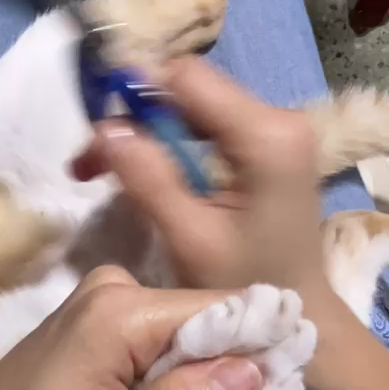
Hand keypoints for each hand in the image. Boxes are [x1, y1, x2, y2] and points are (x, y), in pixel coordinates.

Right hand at [72, 56, 327, 296]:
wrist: (301, 311)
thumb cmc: (247, 283)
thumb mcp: (191, 238)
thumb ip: (149, 179)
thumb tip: (105, 129)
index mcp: (269, 136)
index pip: (189, 78)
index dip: (135, 92)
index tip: (95, 133)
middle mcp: (280, 117)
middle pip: (188, 91)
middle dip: (133, 122)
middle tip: (86, 165)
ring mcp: (278, 128)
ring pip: (192, 108)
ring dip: (145, 135)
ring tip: (102, 171)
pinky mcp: (269, 144)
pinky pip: (206, 127)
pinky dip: (169, 146)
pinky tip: (142, 173)